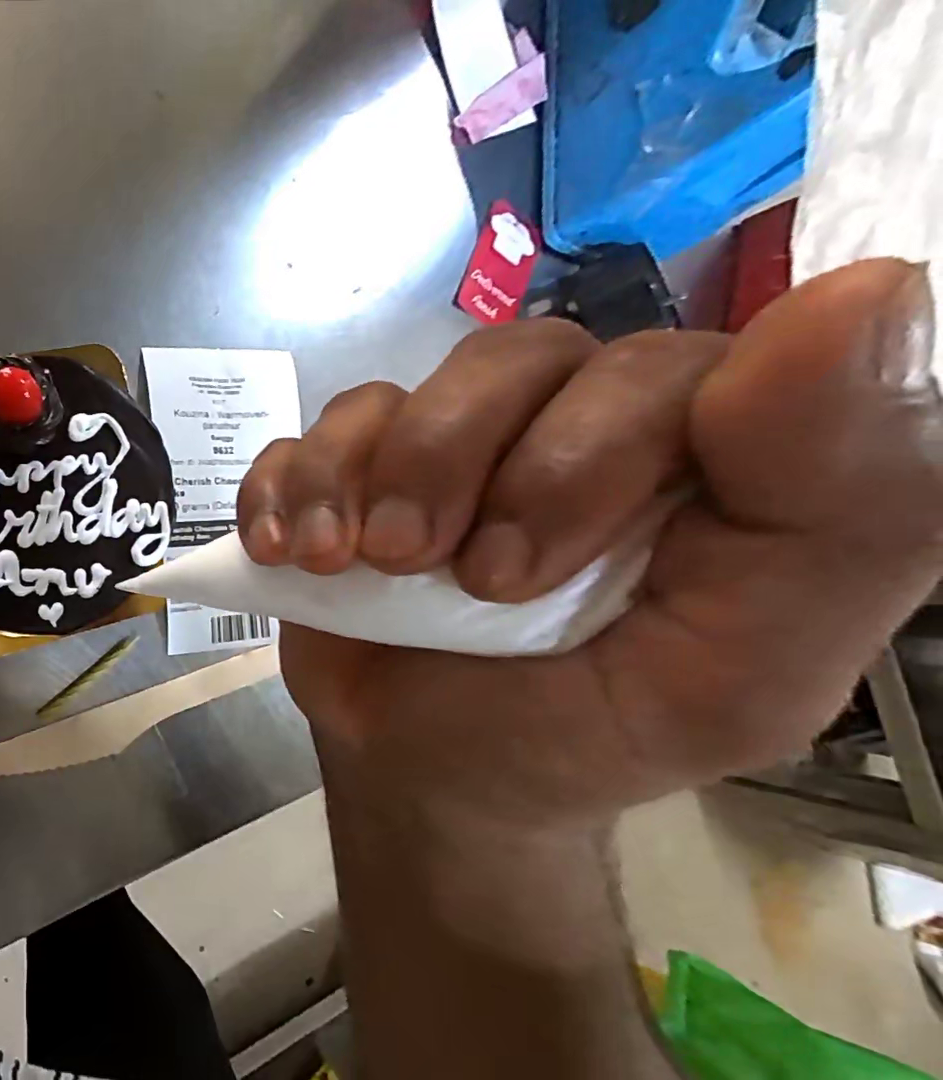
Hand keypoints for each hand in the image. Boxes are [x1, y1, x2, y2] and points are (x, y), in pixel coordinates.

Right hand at [238, 259, 942, 828]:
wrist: (422, 765)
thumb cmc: (572, 732)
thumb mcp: (727, 676)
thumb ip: (835, 515)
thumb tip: (868, 288)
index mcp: (685, 460)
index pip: (658, 369)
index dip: (580, 453)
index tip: (510, 577)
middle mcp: (552, 430)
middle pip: (504, 361)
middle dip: (446, 465)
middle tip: (419, 568)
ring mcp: (427, 453)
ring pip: (388, 394)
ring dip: (347, 476)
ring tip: (335, 564)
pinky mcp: (337, 481)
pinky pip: (296, 442)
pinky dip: (280, 490)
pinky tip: (282, 550)